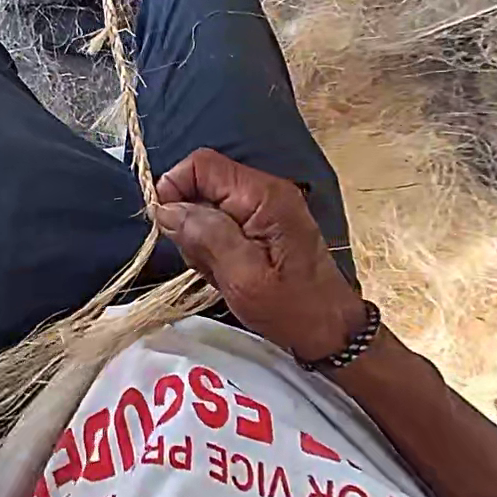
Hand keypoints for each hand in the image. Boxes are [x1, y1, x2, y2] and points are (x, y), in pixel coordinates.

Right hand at [154, 148, 363, 365]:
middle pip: (201, 183)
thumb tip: (166, 208)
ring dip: (197, 238)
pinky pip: (216, 222)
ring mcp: (262, 207)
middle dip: (187, 219)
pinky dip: (208, 245)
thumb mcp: (243, 277)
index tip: (166, 225)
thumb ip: (205, 236)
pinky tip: (222, 270)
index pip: (201, 164)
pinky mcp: (259, 223)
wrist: (330, 331)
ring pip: (204, 205)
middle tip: (201, 259)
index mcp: (263, 196)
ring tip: (216, 269)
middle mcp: (263, 191)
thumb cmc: (291, 308)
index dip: (174, 186)